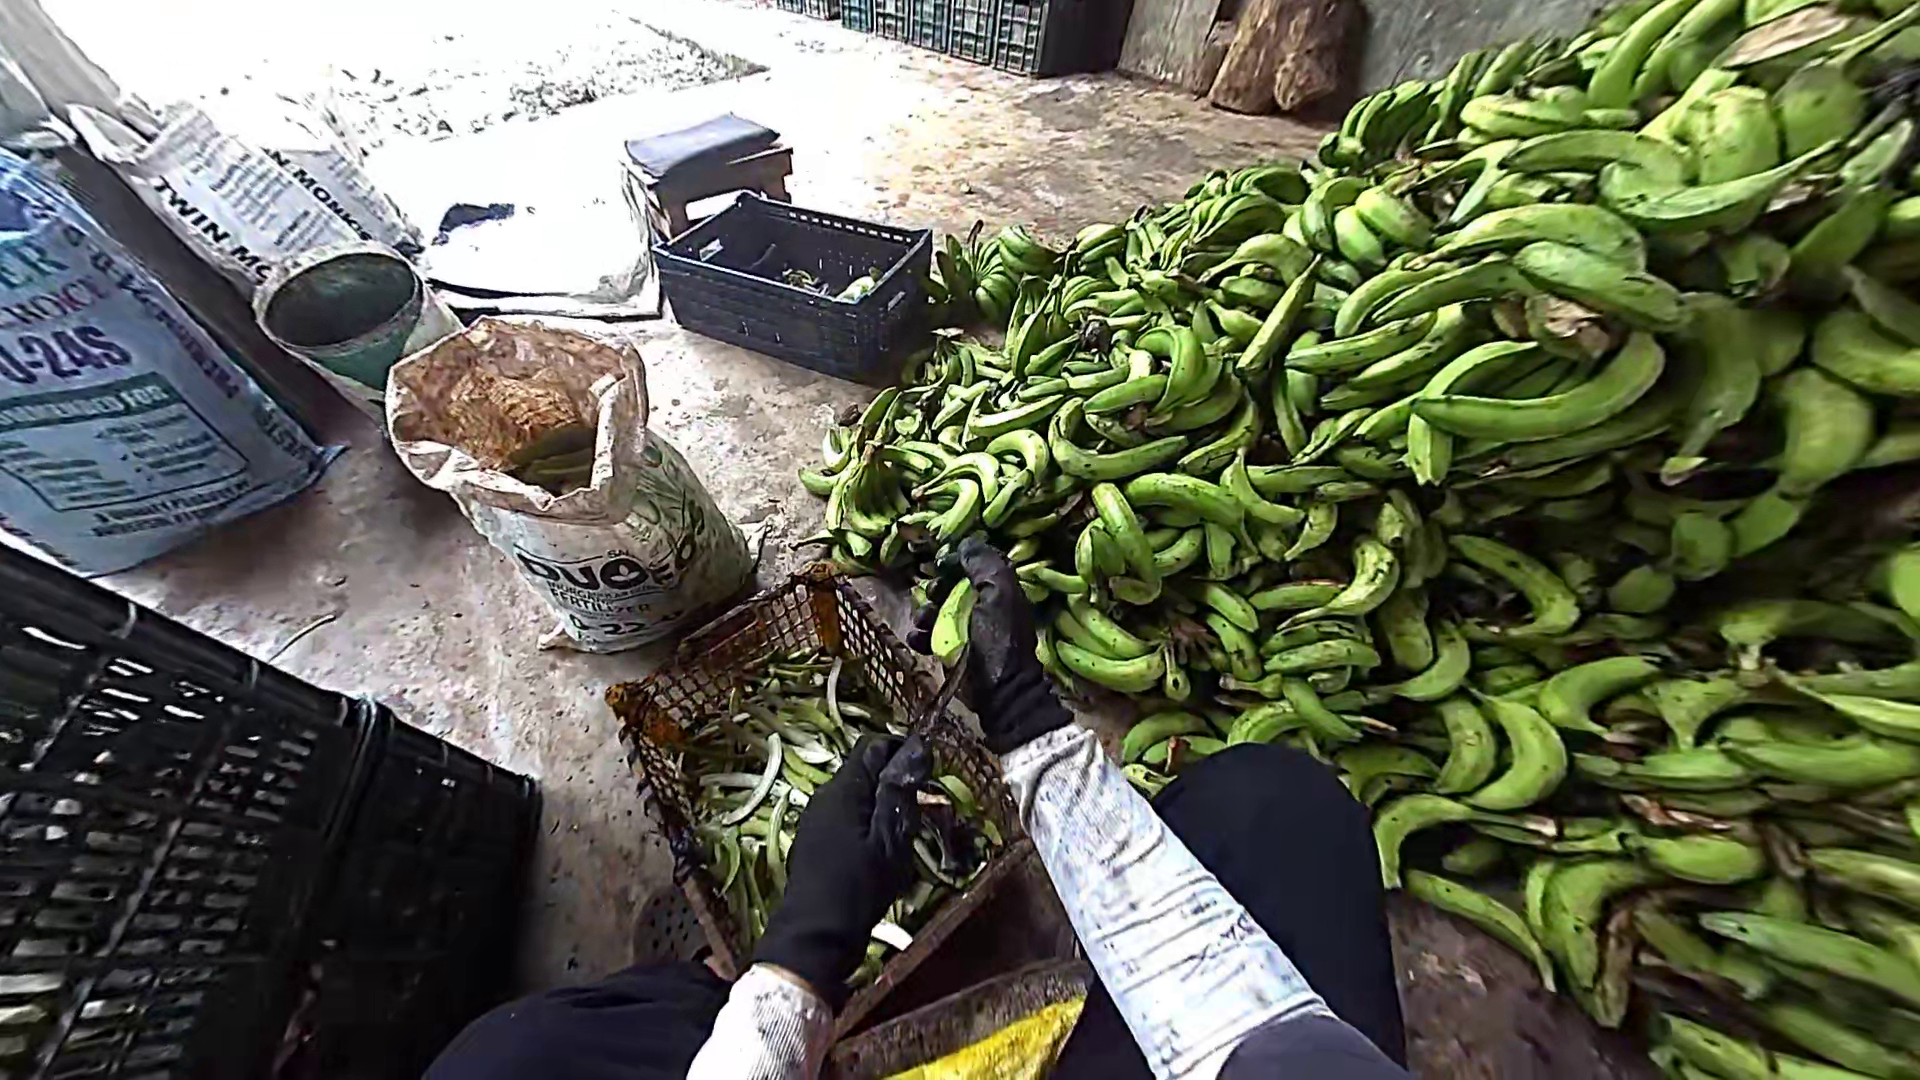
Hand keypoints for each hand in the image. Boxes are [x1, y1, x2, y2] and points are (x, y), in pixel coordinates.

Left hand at [753, 735, 916, 1007]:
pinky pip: (845, 812)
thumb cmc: (857, 887)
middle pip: (864, 768)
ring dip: (880, 798)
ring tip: (905, 822)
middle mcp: (826, 794)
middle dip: (894, 776)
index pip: (874, 745)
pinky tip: (879, 842)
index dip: (902, 748)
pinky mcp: (814, 837)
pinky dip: (866, 817)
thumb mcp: (889, 839)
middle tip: (922, 798)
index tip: (927, 766)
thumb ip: (900, 790)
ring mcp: (816, 816)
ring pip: (855, 791)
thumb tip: (916, 746)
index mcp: (844, 788)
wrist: (813, 939)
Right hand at [908, 536, 1073, 754]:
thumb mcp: (999, 596)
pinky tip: (919, 641)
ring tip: (922, 623)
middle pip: (950, 586)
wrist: (1000, 695)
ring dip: (924, 613)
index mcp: (999, 590)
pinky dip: (920, 636)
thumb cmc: (1001, 642)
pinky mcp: (952, 650)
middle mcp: (983, 606)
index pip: (972, 564)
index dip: (955, 562)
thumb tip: (967, 543)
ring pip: (935, 610)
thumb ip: (985, 567)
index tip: (941, 565)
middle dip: (936, 589)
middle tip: (933, 595)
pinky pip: (929, 635)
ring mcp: (966, 630)